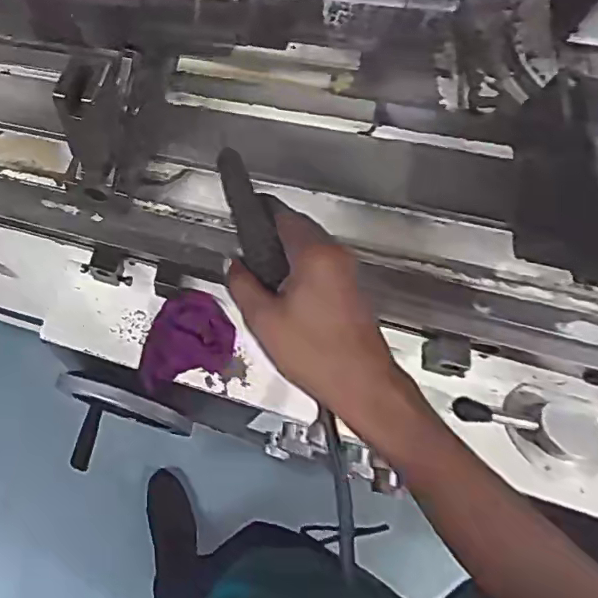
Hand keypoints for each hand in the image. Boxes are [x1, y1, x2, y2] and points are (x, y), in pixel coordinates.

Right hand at [226, 204, 407, 422]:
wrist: (364, 387)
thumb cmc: (317, 355)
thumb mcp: (263, 319)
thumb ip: (242, 283)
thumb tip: (233, 264)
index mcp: (314, 254)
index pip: (282, 214)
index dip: (258, 210)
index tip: (241, 211)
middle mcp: (335, 256)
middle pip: (297, 228)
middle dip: (270, 235)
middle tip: (244, 249)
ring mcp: (347, 272)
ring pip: (309, 248)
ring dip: (285, 254)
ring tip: (260, 276)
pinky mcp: (351, 290)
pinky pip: (320, 266)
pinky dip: (300, 270)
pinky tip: (284, 294)